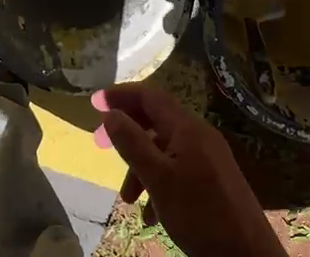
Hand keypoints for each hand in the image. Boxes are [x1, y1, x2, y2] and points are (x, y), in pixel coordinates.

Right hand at [92, 84, 284, 256]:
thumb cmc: (201, 214)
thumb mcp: (159, 179)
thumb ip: (133, 143)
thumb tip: (110, 113)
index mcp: (188, 128)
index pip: (150, 96)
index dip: (121, 95)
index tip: (94, 102)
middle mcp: (200, 136)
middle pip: (157, 121)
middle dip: (128, 133)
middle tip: (101, 146)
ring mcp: (210, 159)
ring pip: (166, 150)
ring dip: (142, 167)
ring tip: (128, 199)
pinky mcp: (215, 181)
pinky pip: (179, 170)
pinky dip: (160, 183)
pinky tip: (152, 214)